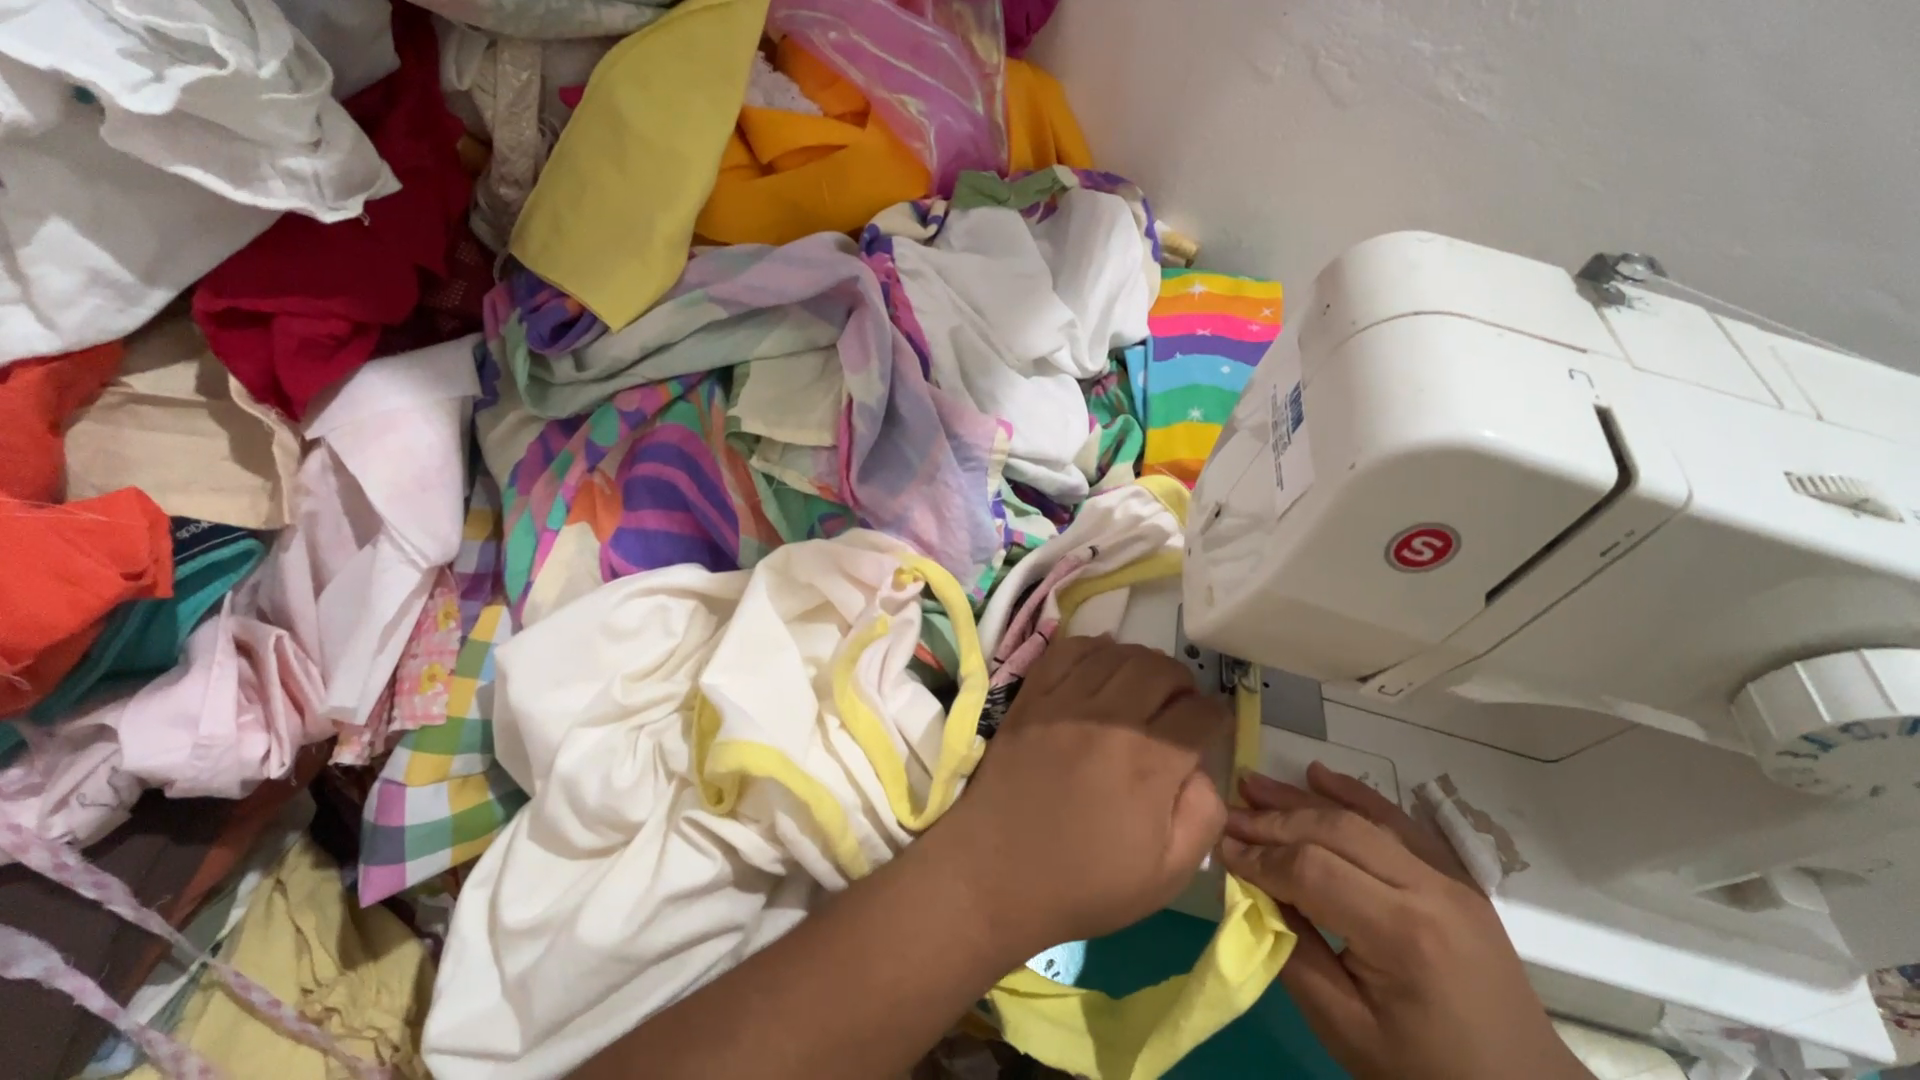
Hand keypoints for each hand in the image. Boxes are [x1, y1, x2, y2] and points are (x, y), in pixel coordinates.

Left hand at [933, 635, 1230, 957]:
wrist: (993, 877)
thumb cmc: (1085, 886)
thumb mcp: (1169, 874)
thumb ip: (1203, 814)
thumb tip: (1201, 768)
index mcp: (1149, 763)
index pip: (1200, 711)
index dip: (1216, 718)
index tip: (1210, 731)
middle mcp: (1109, 719)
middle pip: (1161, 668)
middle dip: (1182, 683)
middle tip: (1178, 708)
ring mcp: (1062, 704)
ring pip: (1116, 653)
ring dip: (1141, 664)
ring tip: (1141, 689)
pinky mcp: (1028, 699)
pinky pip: (1066, 650)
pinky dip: (1091, 648)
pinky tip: (1100, 667)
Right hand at [1220, 763, 1590, 1079]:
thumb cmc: (1423, 1070)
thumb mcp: (1343, 1026)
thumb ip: (1293, 950)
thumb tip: (1253, 890)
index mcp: (1401, 934)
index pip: (1312, 870)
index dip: (1260, 857)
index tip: (1220, 847)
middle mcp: (1429, 890)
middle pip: (1336, 832)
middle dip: (1274, 821)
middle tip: (1227, 813)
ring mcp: (1450, 879)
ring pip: (1365, 819)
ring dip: (1305, 799)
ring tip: (1255, 783)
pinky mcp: (1458, 880)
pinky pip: (1402, 824)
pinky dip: (1358, 796)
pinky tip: (1321, 777)